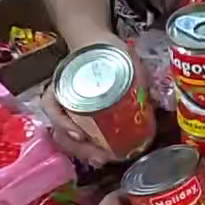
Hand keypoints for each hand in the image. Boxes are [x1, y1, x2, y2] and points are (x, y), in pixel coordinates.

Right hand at [41, 37, 146, 166]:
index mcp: (64, 84)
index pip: (52, 105)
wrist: (93, 43)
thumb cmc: (104, 51)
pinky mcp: (79, 119)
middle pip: (60, 130)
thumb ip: (136, 72)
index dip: (62, 122)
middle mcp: (61, 100)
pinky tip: (101, 159)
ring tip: (102, 161)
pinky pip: (77, 139)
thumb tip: (152, 97)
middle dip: (79, 148)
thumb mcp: (121, 55)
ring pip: (67, 139)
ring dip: (83, 153)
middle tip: (100, 157)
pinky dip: (87, 150)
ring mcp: (68, 111)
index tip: (78, 135)